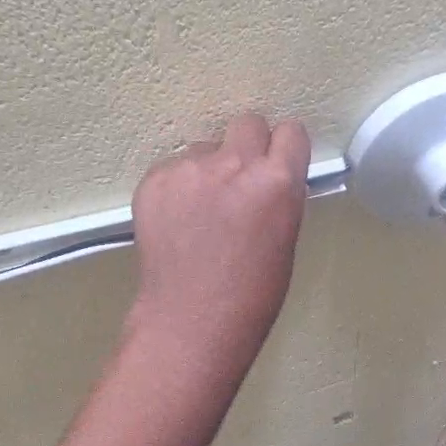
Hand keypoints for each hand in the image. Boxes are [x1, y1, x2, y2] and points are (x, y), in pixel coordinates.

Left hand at [125, 114, 311, 372]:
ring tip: (203, 213)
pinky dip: (178, 186)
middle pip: (247, 124)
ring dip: (209, 168)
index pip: (291, 131)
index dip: (284, 149)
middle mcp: (234, 165)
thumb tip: (270, 175)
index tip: (278, 161)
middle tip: (240, 180)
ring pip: (206, 147)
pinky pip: (174, 167)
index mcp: (278, 181)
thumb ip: (279, 194)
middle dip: (247, 146)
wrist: (192, 321)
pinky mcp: (155, 181)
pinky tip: (180, 222)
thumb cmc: (251, 293)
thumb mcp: (286, 236)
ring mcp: (189, 170)